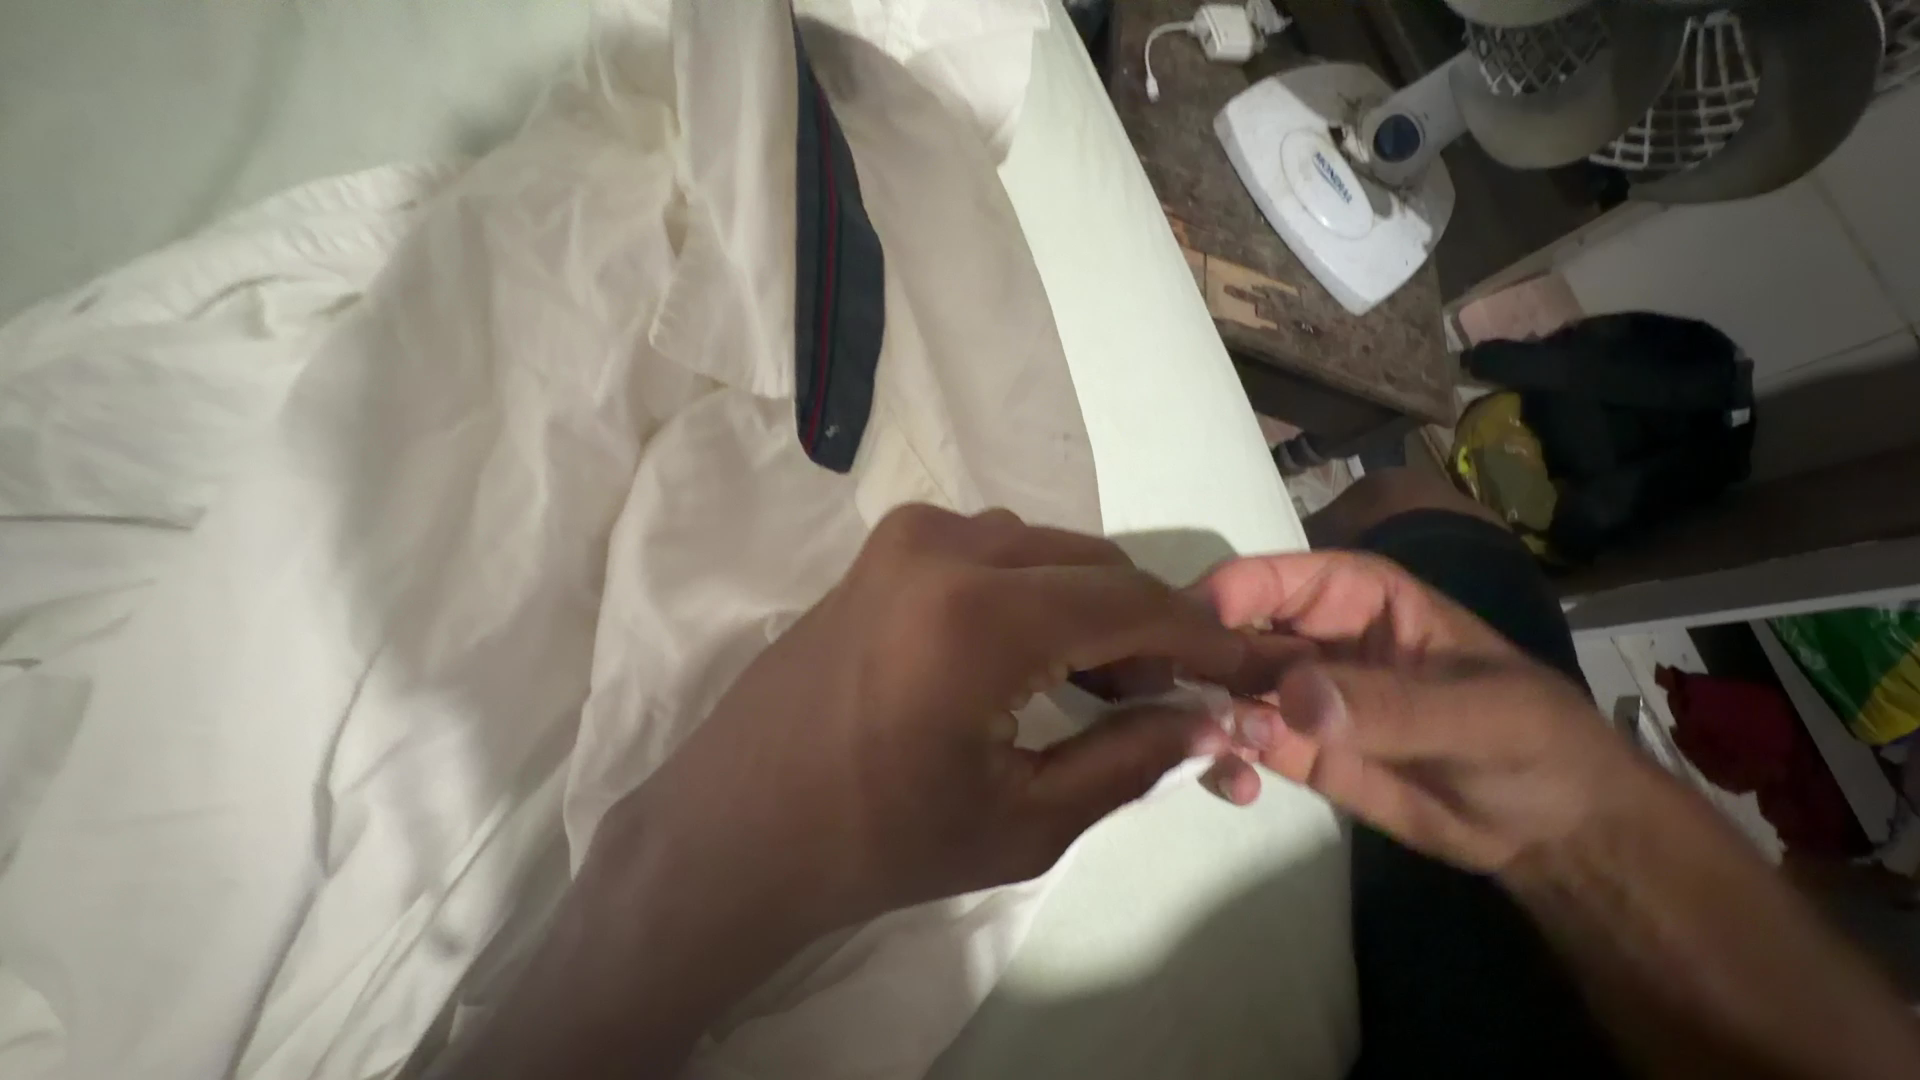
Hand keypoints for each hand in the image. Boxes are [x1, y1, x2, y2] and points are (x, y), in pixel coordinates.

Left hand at [594, 505, 1247, 940]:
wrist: (738, 827)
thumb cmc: (878, 841)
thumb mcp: (1024, 819)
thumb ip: (1130, 759)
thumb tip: (1211, 722)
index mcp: (978, 615)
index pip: (1129, 604)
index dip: (1201, 636)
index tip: (1246, 665)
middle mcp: (943, 547)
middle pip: (1091, 565)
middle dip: (1147, 623)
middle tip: (1173, 694)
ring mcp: (905, 539)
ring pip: (1045, 551)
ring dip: (1091, 604)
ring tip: (1106, 682)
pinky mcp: (883, 551)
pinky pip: (994, 551)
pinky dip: (1037, 591)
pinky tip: (1040, 653)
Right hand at [1191, 552, 1648, 874]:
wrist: (1554, 832)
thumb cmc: (1535, 743)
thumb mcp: (1480, 715)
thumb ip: (1390, 703)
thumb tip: (1294, 697)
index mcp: (1351, 594)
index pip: (1269, 579)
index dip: (1223, 595)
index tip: (1183, 631)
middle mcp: (1306, 636)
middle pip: (1224, 631)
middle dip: (1193, 662)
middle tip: (1168, 702)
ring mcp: (1291, 695)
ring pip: (1216, 688)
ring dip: (1197, 715)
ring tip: (1210, 750)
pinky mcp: (1288, 749)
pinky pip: (1233, 743)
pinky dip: (1220, 759)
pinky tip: (1236, 785)